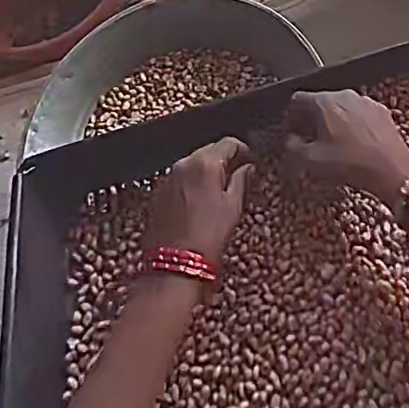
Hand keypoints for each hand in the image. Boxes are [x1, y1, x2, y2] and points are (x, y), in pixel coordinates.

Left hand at [146, 137, 253, 261]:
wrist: (174, 264)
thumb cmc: (206, 237)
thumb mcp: (233, 207)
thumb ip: (241, 180)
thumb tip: (247, 168)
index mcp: (205, 163)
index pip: (228, 143)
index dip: (242, 150)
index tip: (249, 160)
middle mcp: (183, 165)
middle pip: (209, 151)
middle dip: (224, 160)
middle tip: (238, 176)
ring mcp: (168, 178)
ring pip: (193, 165)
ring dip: (207, 172)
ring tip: (219, 192)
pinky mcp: (159, 193)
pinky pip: (180, 179)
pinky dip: (191, 184)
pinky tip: (200, 202)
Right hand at [281, 90, 408, 209]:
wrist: (393, 171)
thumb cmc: (351, 164)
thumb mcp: (312, 161)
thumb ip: (293, 147)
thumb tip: (290, 140)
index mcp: (325, 102)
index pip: (298, 100)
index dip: (291, 116)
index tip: (292, 132)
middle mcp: (346, 95)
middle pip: (320, 102)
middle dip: (312, 120)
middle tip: (310, 141)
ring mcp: (367, 102)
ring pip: (342, 108)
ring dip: (334, 122)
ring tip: (334, 146)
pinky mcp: (382, 113)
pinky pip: (360, 115)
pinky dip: (353, 126)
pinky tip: (355, 145)